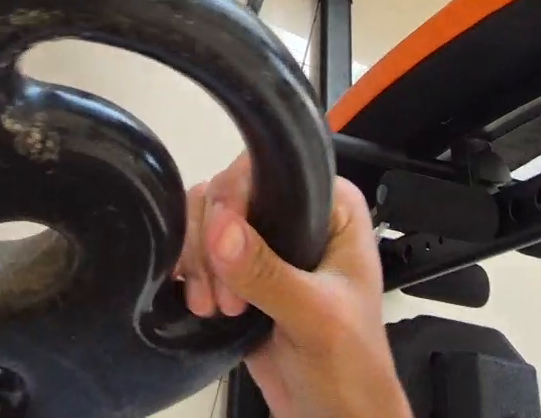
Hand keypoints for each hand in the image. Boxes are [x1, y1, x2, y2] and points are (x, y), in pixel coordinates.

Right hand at [178, 158, 410, 417]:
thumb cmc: (351, 370)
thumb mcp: (317, 319)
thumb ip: (268, 273)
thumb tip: (219, 229)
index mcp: (329, 204)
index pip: (268, 169)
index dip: (236, 195)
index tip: (222, 243)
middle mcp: (294, 210)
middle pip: (227, 190)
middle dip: (213, 241)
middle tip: (224, 297)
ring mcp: (264, 239)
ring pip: (205, 216)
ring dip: (199, 260)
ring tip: (214, 307)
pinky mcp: (238, 268)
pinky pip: (197, 245)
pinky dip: (190, 270)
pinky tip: (199, 303)